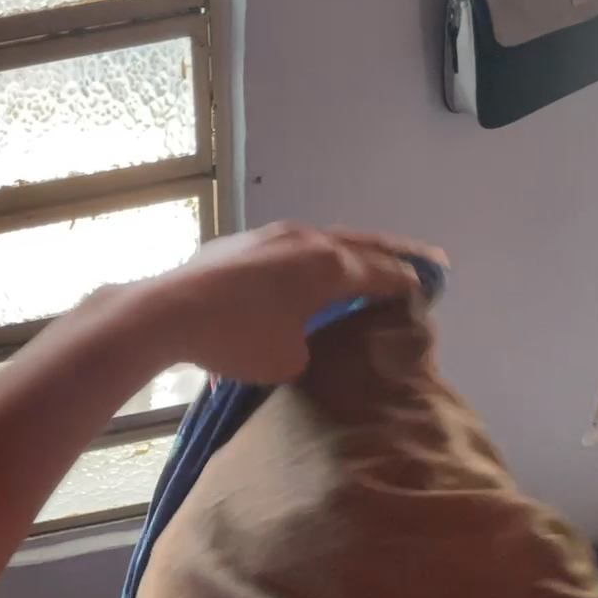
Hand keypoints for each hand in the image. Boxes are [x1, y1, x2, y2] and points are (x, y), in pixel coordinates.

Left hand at [130, 221, 444, 383]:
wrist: (167, 311)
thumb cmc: (236, 338)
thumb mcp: (288, 360)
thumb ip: (309, 347)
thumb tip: (298, 337)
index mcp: (328, 265)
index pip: (382, 272)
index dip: (409, 281)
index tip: (429, 286)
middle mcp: (304, 240)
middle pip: (361, 243)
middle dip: (395, 253)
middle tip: (426, 258)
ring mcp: (268, 236)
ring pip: (321, 242)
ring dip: (346, 253)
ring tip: (363, 262)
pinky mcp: (237, 244)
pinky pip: (285, 251)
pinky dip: (305, 261)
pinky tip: (299, 272)